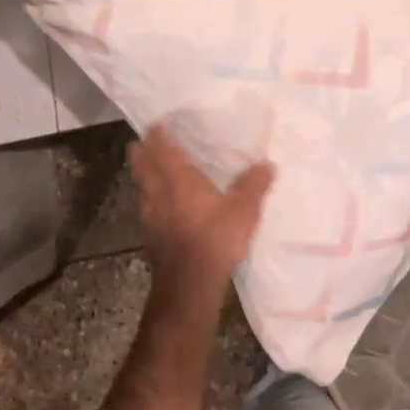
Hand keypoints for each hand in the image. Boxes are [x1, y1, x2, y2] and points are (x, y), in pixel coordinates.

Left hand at [131, 124, 275, 285]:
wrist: (188, 286)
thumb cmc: (214, 239)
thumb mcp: (243, 210)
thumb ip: (254, 185)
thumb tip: (268, 164)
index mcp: (178, 179)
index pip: (162, 148)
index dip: (157, 134)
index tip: (157, 123)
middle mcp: (158, 192)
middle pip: (142, 165)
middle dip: (141, 152)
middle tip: (142, 142)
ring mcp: (150, 216)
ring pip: (141, 188)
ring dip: (143, 177)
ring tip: (150, 172)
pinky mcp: (151, 238)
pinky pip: (146, 209)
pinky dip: (150, 201)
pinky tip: (160, 209)